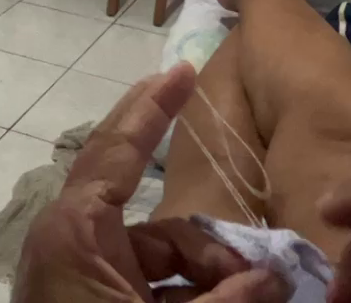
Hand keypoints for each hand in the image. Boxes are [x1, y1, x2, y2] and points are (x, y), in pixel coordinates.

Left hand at [14, 64, 288, 302]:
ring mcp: (89, 281)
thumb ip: (222, 300)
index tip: (185, 70)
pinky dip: (194, 299)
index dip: (153, 105)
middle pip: (158, 218)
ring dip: (212, 280)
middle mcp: (78, 246)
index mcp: (75, 233)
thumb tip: (275, 278)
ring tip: (256, 297)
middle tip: (256, 257)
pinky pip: (155, 290)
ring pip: (164, 261)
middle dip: (213, 240)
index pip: (117, 147)